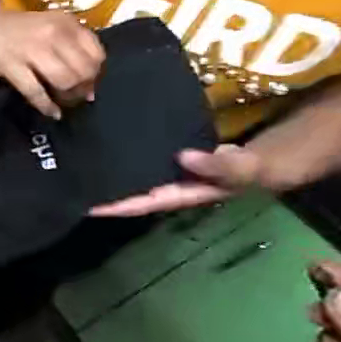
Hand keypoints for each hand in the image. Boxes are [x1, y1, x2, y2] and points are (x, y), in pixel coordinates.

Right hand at [0, 4, 104, 118]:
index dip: (95, 73)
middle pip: (83, 70)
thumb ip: (66, 48)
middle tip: (74, 98)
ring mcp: (31, 48)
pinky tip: (51, 113)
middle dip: (82, 89)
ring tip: (62, 103)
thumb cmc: (8, 27)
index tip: (87, 83)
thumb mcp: (45, 28)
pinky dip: (46, 105)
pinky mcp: (10, 64)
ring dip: (67, 97)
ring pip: (64, 80)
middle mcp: (52, 32)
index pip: (96, 52)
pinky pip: (35, 90)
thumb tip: (88, 85)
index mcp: (64, 22)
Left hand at [89, 144, 266, 217]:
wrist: (271, 156)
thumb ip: (219, 166)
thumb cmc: (257, 169)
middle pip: (129, 189)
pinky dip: (129, 148)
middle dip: (103, 188)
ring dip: (111, 167)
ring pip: (134, 172)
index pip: (139, 203)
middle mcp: (170, 185)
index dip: (113, 206)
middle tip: (69, 178)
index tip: (84, 205)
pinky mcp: (174, 153)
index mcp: (179, 195)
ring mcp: (171, 169)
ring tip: (79, 156)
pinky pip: (145, 153)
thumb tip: (183, 157)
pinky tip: (109, 135)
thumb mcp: (245, 169)